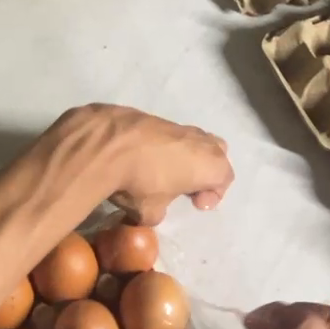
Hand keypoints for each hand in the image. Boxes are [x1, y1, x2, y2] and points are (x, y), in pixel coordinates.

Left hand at [38, 104, 231, 223]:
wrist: (105, 142)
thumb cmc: (138, 181)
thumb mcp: (149, 213)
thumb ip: (158, 213)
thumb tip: (152, 209)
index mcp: (208, 164)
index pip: (225, 177)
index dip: (213, 193)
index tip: (194, 204)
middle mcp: (197, 140)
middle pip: (215, 151)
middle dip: (205, 168)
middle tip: (186, 185)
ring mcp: (174, 124)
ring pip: (190, 138)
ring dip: (181, 155)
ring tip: (160, 172)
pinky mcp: (150, 115)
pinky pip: (165, 132)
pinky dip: (160, 144)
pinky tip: (139, 157)